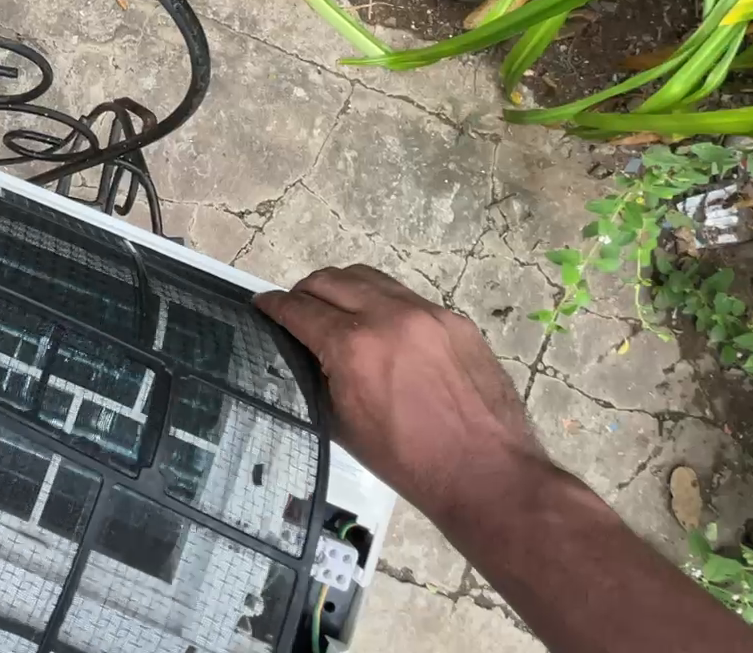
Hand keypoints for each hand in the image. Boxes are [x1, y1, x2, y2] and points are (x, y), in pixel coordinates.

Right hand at [254, 265, 549, 521]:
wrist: (489, 476)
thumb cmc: (407, 459)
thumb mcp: (339, 419)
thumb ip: (314, 371)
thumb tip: (301, 346)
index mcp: (352, 346)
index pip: (297, 308)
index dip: (272, 305)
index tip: (262, 304)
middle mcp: (387, 317)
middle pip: (326, 280)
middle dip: (302, 292)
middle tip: (296, 310)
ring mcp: (426, 313)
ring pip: (365, 277)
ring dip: (340, 288)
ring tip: (337, 311)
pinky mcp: (454, 320)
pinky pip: (403, 295)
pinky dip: (380, 303)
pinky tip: (383, 330)